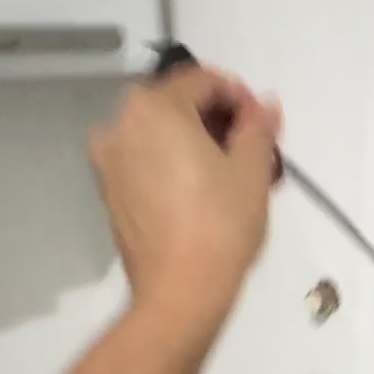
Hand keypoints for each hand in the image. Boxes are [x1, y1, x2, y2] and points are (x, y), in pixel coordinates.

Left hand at [89, 67, 282, 327]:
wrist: (179, 294)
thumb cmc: (220, 227)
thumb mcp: (251, 172)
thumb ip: (258, 127)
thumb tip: (264, 105)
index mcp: (154, 107)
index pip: (203, 80)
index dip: (240, 96)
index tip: (263, 126)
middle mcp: (120, 124)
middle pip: (176, 105)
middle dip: (216, 121)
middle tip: (249, 153)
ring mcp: (109, 162)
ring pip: (159, 136)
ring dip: (194, 145)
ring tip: (228, 177)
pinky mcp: (110, 195)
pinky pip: (146, 164)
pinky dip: (173, 168)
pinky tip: (201, 195)